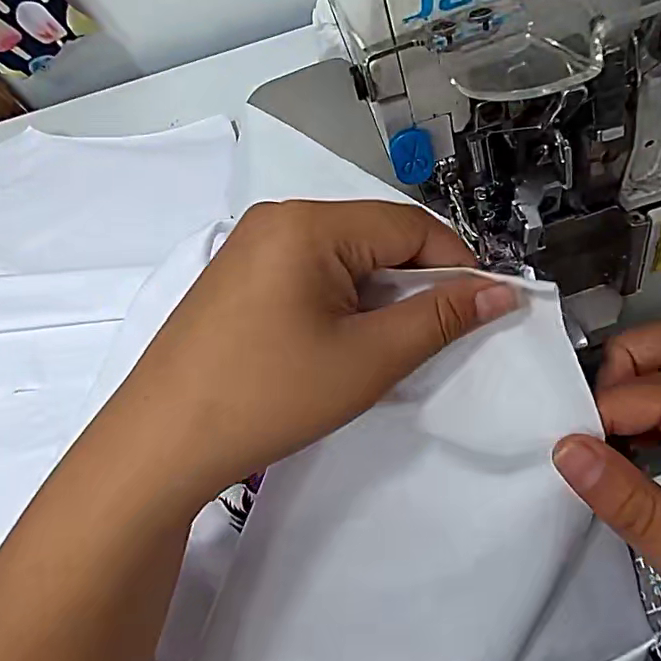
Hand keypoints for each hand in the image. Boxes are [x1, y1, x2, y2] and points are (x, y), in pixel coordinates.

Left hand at [96, 199, 517, 506]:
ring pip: (345, 254)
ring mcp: (252, 244)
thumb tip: (500, 290)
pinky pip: (310, 269)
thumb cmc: (269, 396)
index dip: (455, 264)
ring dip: (378, 292)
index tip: (481, 308)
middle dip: (414, 281)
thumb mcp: (367, 358)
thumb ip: (439, 317)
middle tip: (431, 335)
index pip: (409, 225)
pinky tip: (338, 339)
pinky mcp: (238, 273)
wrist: (161, 444)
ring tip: (383, 343)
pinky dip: (341, 297)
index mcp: (308, 222)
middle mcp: (278, 217)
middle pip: (375, 235)